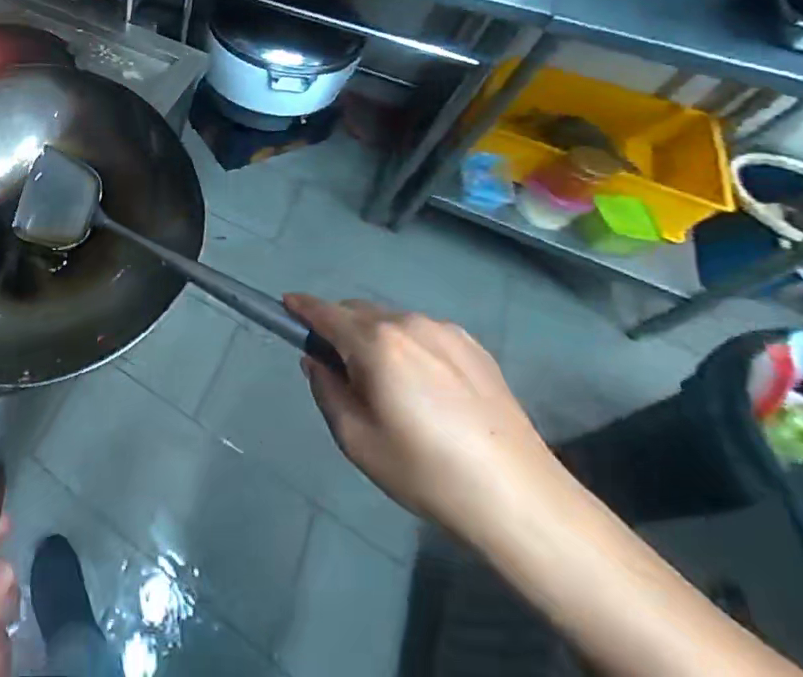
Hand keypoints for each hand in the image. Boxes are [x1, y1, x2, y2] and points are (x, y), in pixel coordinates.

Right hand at [288, 295, 564, 540]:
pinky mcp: (476, 348)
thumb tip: (317, 362)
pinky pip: (424, 334)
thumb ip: (326, 389)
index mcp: (376, 343)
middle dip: (338, 327)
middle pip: (358, 312)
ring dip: (374, 337)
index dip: (301, 307)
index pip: (325, 312)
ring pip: (392, 321)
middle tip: (336, 366)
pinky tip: (421, 386)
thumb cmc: (424, 470)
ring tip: (383, 382)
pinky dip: (407, 345)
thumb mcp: (355, 438)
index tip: (286, 306)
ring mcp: (447, 333)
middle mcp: (410, 324)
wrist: (517, 497)